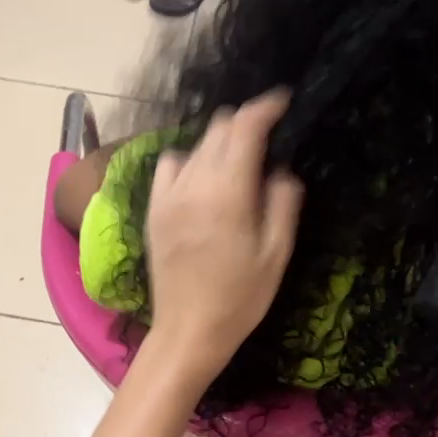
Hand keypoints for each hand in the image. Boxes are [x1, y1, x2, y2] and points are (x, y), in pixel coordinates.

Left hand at [141, 89, 304, 382]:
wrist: (188, 332)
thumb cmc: (239, 301)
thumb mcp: (276, 256)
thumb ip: (282, 203)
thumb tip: (281, 169)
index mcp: (228, 193)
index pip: (245, 126)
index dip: (267, 107)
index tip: (284, 103)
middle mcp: (194, 184)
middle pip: (219, 128)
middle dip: (245, 126)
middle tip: (266, 144)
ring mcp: (169, 196)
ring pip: (196, 145)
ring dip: (219, 145)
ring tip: (236, 168)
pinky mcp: (153, 210)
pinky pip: (169, 165)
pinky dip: (189, 162)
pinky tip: (201, 182)